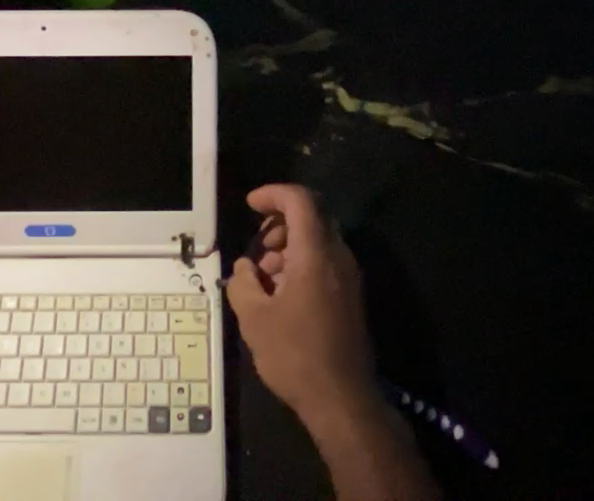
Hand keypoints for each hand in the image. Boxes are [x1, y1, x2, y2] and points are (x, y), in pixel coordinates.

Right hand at [225, 184, 374, 426]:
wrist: (342, 400)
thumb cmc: (295, 355)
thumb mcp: (253, 319)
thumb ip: (242, 283)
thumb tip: (244, 268)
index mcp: (315, 255)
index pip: (300, 201)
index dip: (273, 194)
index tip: (250, 205)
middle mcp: (338, 257)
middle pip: (312, 217)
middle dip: (280, 223)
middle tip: (258, 247)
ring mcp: (349, 278)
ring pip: (319, 240)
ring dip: (289, 246)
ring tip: (264, 276)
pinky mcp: (350, 297)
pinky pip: (326, 262)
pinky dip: (302, 263)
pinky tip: (281, 294)